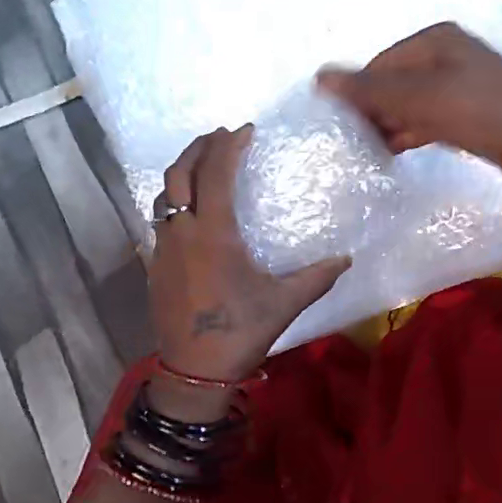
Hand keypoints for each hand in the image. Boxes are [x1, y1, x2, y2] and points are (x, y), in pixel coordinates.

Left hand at [149, 127, 350, 410]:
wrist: (193, 371)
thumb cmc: (239, 332)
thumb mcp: (284, 303)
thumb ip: (316, 277)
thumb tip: (347, 260)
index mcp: (213, 234)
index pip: (215, 173)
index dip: (229, 146)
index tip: (245, 131)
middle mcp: (182, 233)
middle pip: (179, 174)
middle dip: (198, 147)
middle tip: (219, 135)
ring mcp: (163, 248)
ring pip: (164, 195)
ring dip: (182, 172)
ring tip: (203, 163)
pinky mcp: (155, 265)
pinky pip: (160, 218)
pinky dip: (175, 200)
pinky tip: (192, 209)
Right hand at [315, 23, 501, 183]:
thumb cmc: (484, 111)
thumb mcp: (421, 98)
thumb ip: (371, 90)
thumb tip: (320, 76)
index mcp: (434, 41)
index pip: (378, 65)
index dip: (358, 94)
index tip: (341, 126)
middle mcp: (445, 57)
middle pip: (393, 83)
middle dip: (373, 111)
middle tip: (351, 143)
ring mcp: (459, 86)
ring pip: (410, 104)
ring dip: (389, 125)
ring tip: (366, 152)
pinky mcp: (470, 114)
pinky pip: (428, 120)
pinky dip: (410, 134)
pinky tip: (394, 152)